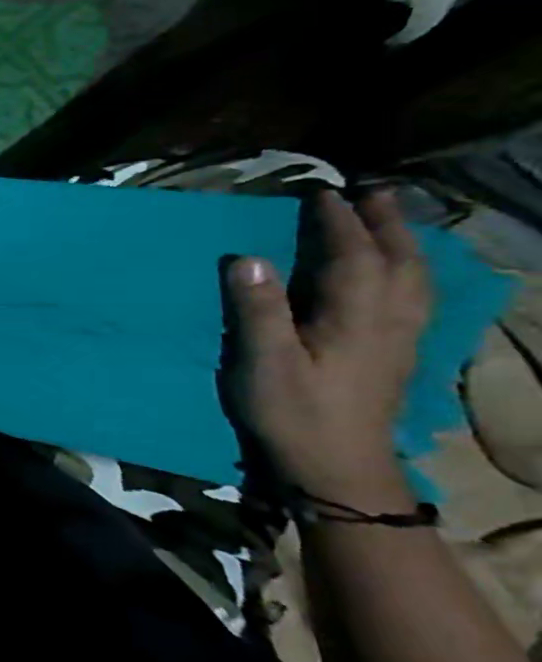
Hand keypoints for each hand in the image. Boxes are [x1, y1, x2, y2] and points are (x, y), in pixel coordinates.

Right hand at [227, 189, 431, 509]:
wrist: (338, 468)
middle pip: (399, 264)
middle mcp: (388, 323)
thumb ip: (258, 310)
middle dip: (386, 226)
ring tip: (390, 223)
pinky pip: (412, 300)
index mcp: (356, 320)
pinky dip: (407, 274)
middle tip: (372, 193)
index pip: (354, 258)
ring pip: (413, 282)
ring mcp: (398, 342)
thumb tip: (247, 259)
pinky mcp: (394, 356)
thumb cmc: (293, 411)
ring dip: (403, 246)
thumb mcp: (264, 362)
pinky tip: (398, 276)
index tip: (321, 194)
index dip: (339, 224)